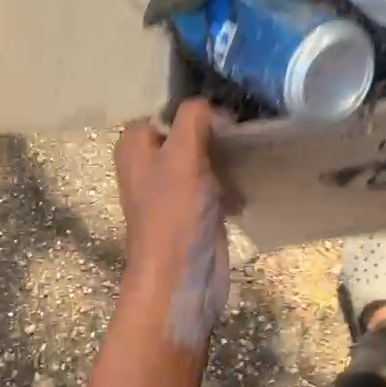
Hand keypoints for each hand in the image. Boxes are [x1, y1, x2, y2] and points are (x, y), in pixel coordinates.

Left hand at [113, 99, 229, 348]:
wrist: (180, 281)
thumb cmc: (174, 215)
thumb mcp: (182, 156)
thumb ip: (193, 120)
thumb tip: (211, 105)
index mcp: (135, 148)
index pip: (167, 111)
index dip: (195, 111)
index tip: (226, 116)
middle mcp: (149, 166)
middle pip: (188, 133)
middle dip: (215, 133)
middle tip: (243, 131)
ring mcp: (173, 190)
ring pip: (204, 158)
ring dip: (227, 158)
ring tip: (251, 154)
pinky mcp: (194, 212)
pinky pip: (216, 184)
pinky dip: (231, 184)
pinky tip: (248, 187)